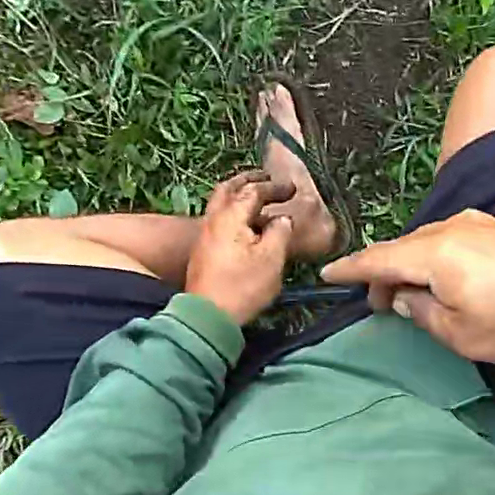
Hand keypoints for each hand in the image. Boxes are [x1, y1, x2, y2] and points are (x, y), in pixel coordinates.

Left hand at [185, 171, 296, 324]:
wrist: (207, 316)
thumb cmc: (242, 286)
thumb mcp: (271, 259)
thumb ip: (280, 232)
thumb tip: (282, 220)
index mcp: (230, 216)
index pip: (253, 191)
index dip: (274, 187)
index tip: (292, 189)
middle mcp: (212, 220)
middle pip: (228, 189)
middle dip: (247, 180)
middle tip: (265, 178)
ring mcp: (204, 235)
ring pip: (220, 204)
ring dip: (238, 196)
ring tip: (258, 200)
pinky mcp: (202, 251)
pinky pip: (218, 221)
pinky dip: (233, 214)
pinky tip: (246, 226)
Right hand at [319, 209, 494, 365]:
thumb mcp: (459, 333)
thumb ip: (418, 311)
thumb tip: (400, 297)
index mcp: (435, 253)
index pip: (377, 259)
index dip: (349, 268)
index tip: (327, 274)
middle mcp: (451, 228)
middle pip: (398, 247)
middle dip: (379, 272)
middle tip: (376, 304)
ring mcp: (476, 223)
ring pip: (421, 242)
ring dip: (406, 265)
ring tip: (406, 295)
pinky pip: (445, 238)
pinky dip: (429, 257)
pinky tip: (436, 277)